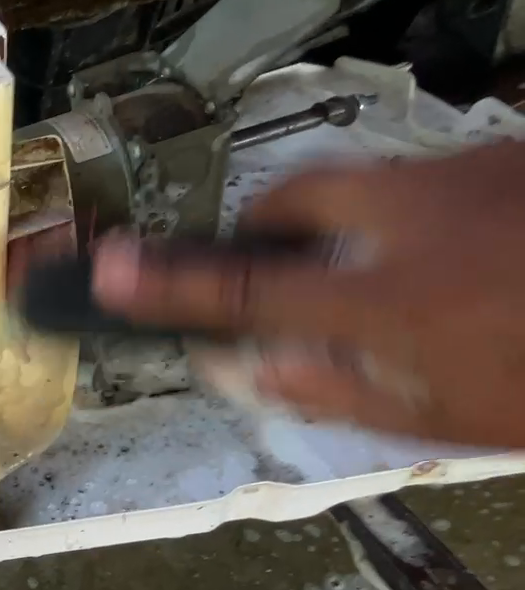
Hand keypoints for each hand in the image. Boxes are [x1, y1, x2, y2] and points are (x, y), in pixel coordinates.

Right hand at [90, 140, 524, 446]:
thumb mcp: (450, 417)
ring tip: (427, 267)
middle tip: (282, 257)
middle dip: (271, 221)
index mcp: (396, 299)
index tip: (104, 268)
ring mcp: (495, 173)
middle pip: (302, 192)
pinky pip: (459, 176)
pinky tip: (499, 251)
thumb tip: (240, 365)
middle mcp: (432, 218)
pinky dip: (448, 212)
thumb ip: (329, 389)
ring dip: (372, 219)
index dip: (163, 280)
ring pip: (385, 180)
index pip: (244, 288)